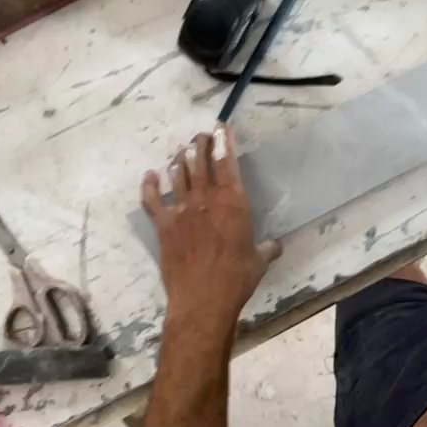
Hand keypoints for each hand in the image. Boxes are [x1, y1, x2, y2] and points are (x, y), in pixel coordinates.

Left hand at [142, 126, 279, 336]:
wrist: (203, 299)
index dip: (224, 142)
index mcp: (233, 203)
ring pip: (178, 175)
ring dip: (179, 159)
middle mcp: (206, 200)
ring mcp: (182, 210)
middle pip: (200, 161)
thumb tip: (277, 245)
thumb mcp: (260, 261)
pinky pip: (152, 199)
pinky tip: (150, 175)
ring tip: (182, 150)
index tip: (221, 127)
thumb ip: (268, 248)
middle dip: (200, 144)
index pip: (227, 163)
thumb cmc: (237, 278)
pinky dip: (149, 185)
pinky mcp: (164, 225)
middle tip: (201, 135)